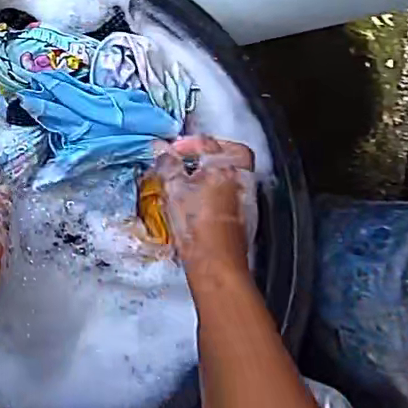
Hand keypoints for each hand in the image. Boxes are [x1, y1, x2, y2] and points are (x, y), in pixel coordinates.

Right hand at [150, 136, 254, 282]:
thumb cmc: (195, 228)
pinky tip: (204, 199)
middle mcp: (239, 178)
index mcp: (223, 167)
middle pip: (233, 151)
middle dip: (214, 149)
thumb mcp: (174, 191)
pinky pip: (235, 190)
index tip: (171, 151)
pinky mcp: (246, 215)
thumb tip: (161, 149)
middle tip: (194, 155)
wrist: (216, 265)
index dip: (186, 143)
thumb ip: (168, 165)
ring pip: (236, 171)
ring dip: (218, 169)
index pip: (206, 142)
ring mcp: (246, 196)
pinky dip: (222, 187)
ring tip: (195, 178)